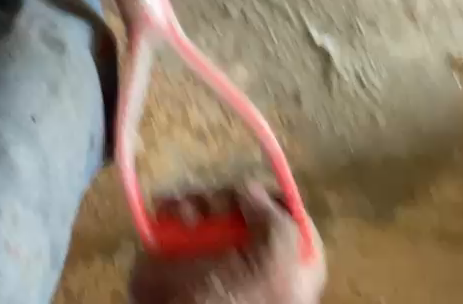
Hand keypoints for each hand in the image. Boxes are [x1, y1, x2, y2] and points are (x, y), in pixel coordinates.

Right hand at [129, 187, 324, 303]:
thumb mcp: (271, 276)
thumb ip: (279, 231)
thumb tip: (251, 188)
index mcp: (285, 272)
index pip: (296, 229)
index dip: (280, 203)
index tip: (257, 187)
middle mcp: (251, 259)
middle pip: (246, 209)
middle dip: (228, 199)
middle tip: (216, 206)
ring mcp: (211, 252)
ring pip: (207, 206)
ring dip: (194, 199)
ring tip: (186, 214)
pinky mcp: (177, 245)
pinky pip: (174, 212)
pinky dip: (169, 204)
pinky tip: (166, 210)